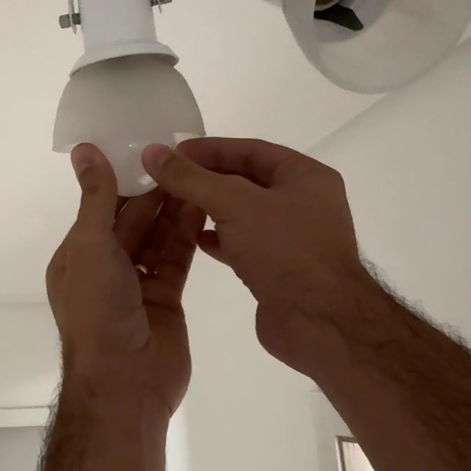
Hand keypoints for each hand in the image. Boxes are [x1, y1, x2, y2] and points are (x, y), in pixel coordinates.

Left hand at [46, 144, 204, 419]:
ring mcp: (136, 285)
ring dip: (173, 208)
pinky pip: (176, 258)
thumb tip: (85, 149)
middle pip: (132, 221)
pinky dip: (187, 234)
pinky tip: (205, 206)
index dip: (122, 178)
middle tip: (184, 156)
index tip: (147, 148)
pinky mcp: (166, 298)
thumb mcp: (90, 247)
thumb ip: (97, 198)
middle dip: (153, 191)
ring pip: (156, 237)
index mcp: (76, 256)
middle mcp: (104, 268)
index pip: (101, 207)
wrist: (126, 381)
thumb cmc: (98, 310)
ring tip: (200, 173)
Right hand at [140, 138, 376, 376]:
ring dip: (211, 210)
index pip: (251, 151)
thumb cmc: (284, 249)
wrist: (318, 321)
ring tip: (175, 208)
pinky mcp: (282, 270)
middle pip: (247, 181)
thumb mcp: (233, 203)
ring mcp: (295, 239)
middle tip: (168, 180)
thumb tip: (152, 153)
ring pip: (245, 215)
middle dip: (207, 180)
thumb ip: (191, 178)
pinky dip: (221, 240)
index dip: (211, 149)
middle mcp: (306, 203)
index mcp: (306, 177)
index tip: (173, 154)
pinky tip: (197, 241)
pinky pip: (246, 245)